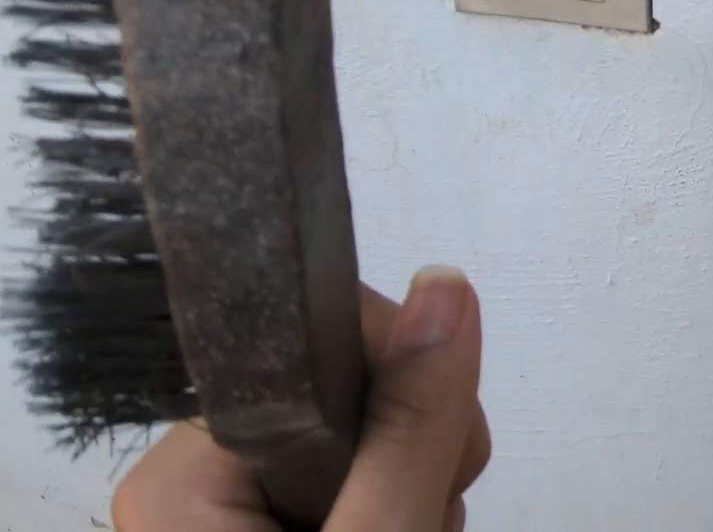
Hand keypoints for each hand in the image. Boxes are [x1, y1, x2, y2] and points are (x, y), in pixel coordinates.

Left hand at [113, 267, 490, 531]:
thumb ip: (410, 425)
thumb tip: (446, 281)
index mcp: (190, 466)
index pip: (330, 341)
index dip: (408, 368)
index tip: (435, 447)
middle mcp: (208, 461)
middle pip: (367, 378)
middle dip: (426, 434)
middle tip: (427, 508)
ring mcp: (248, 480)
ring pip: (385, 411)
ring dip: (429, 462)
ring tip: (416, 523)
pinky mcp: (286, 494)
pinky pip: (379, 443)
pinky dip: (417, 479)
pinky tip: (406, 518)